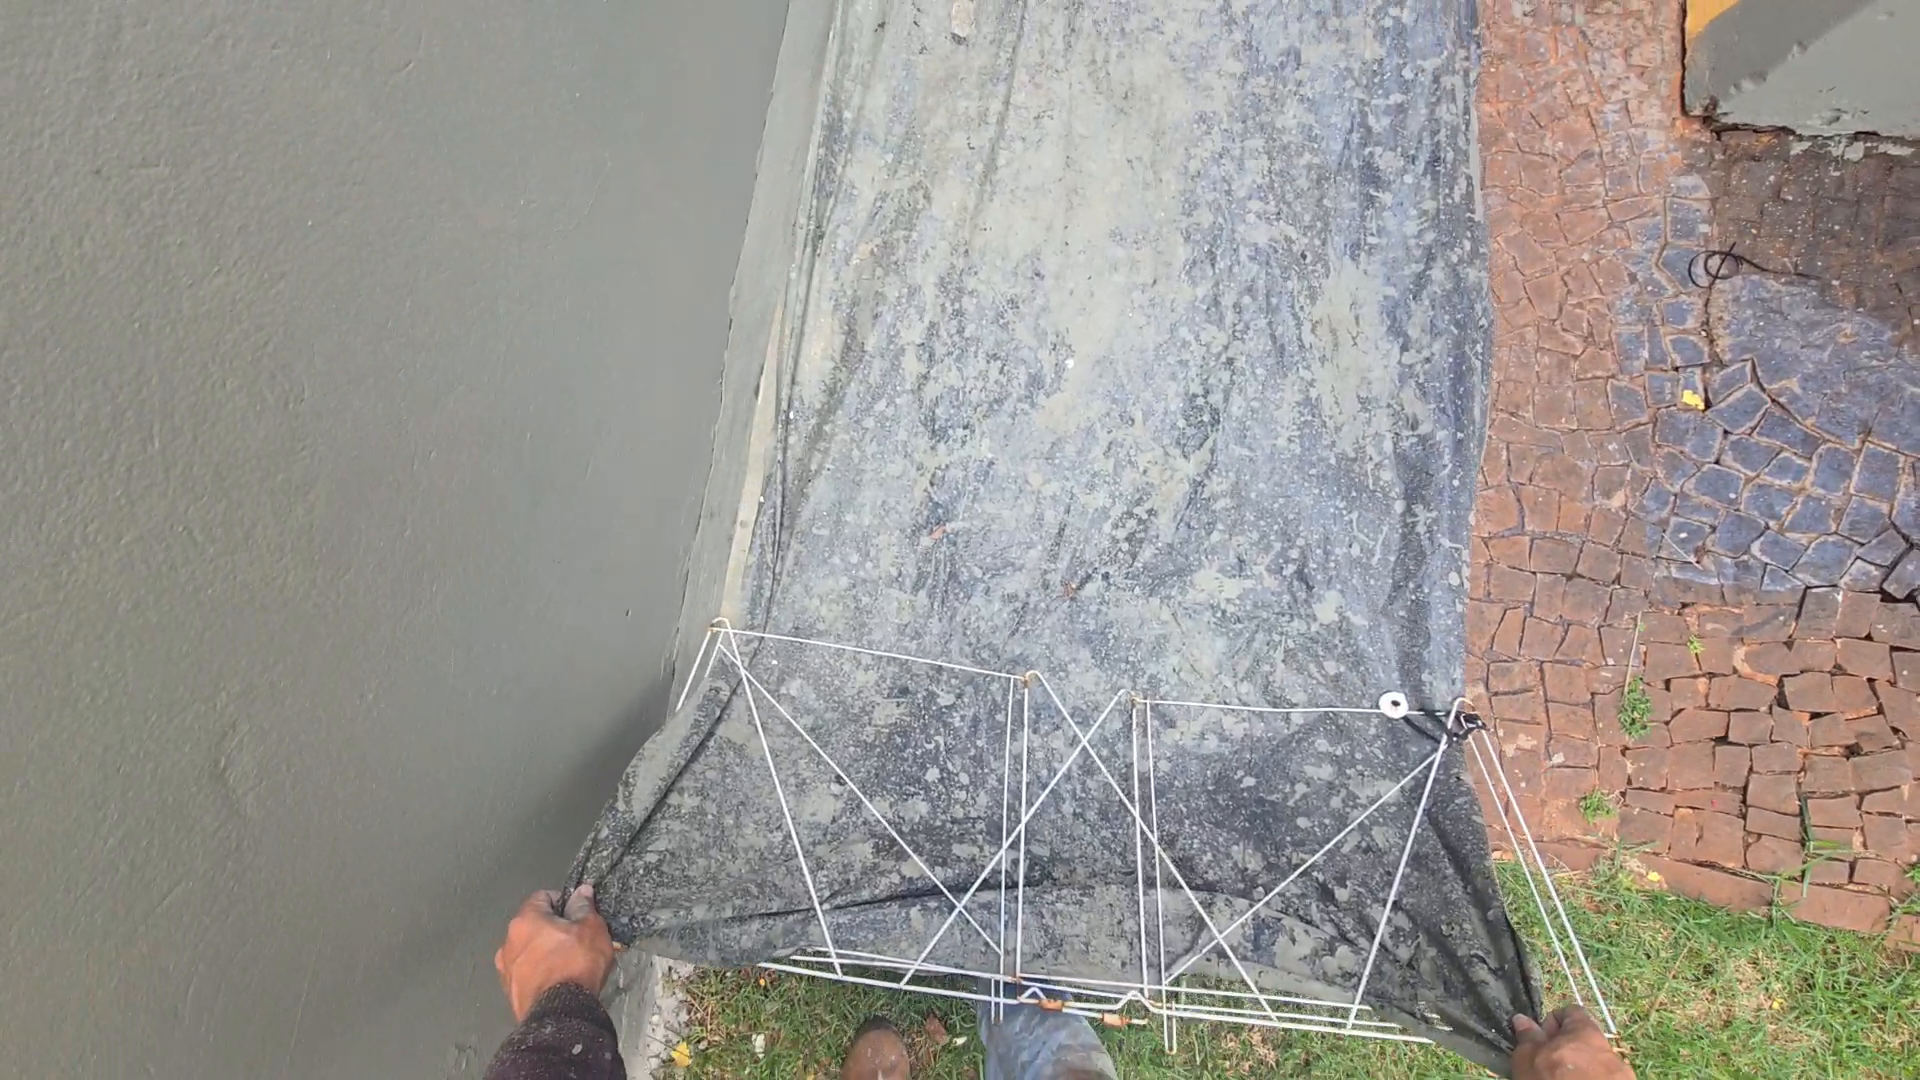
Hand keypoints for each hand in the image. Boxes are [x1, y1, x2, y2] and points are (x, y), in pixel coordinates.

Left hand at [494, 884, 617, 1020]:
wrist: (559, 1013)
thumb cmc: (575, 962)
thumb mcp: (590, 927)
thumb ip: (583, 906)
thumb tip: (580, 892)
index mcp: (525, 921)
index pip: (543, 896)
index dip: (564, 900)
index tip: (579, 912)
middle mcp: (508, 943)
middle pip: (534, 924)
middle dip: (554, 927)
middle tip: (578, 936)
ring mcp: (505, 970)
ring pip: (530, 950)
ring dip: (546, 950)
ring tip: (570, 960)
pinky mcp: (510, 993)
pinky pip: (527, 971)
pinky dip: (541, 970)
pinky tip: (559, 978)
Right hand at [1512, 1005, 1632, 1079]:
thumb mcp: (1528, 1059)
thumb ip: (1528, 1037)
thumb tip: (1524, 1020)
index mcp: (1586, 1035)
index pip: (1572, 1012)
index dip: (1553, 1022)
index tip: (1541, 1040)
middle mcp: (1612, 1054)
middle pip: (1587, 1042)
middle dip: (1568, 1051)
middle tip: (1550, 1066)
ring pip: (1599, 1066)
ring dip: (1583, 1071)